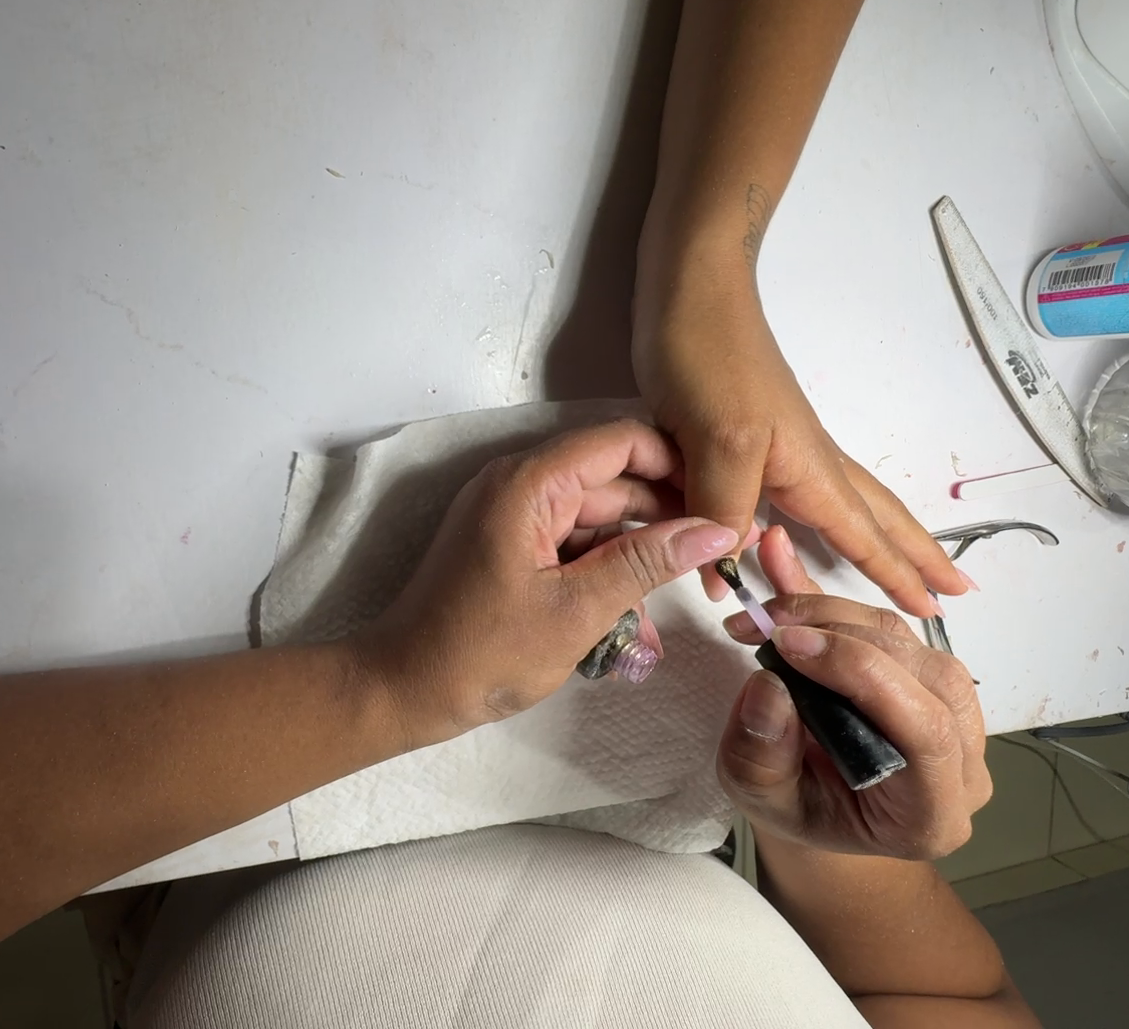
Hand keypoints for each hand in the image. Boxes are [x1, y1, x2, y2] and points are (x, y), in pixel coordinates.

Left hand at [352, 420, 742, 747]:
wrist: (406, 687)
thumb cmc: (484, 652)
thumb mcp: (576, 610)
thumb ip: (646, 562)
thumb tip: (716, 528)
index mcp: (529, 483)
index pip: (619, 442)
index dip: (675, 462)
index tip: (723, 499)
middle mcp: (519, 486)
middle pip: (611, 480)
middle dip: (663, 517)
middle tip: (719, 558)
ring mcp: (512, 516)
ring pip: (595, 518)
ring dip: (635, 554)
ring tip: (682, 595)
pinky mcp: (509, 545)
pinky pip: (570, 544)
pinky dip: (601, 572)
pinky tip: (634, 616)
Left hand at [633, 273, 963, 617]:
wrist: (689, 289)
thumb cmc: (707, 359)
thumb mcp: (716, 440)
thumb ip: (724, 510)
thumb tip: (728, 581)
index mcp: (805, 464)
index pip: (862, 530)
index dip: (893, 573)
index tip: (938, 611)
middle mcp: (801, 455)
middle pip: (872, 512)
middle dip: (911, 554)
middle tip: (955, 593)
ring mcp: (776, 440)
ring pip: (834, 499)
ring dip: (869, 533)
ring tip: (894, 562)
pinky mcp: (742, 429)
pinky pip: (785, 487)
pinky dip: (802, 514)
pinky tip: (782, 520)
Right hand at [719, 526, 989, 858]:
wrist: (817, 807)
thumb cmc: (794, 810)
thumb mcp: (757, 796)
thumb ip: (759, 754)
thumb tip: (769, 685)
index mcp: (931, 814)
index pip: (928, 733)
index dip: (861, 674)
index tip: (786, 642)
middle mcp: (963, 767)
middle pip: (929, 676)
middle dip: (843, 634)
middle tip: (766, 621)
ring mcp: (957, 721)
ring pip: (916, 644)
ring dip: (838, 614)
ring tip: (771, 613)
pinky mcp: (929, 683)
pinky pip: (895, 631)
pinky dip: (838, 607)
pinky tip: (790, 589)